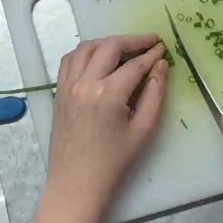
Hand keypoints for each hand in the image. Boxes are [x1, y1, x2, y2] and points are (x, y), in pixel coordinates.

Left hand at [42, 35, 168, 210]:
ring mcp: (68, 85)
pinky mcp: (59, 91)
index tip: (163, 48)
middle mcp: (85, 83)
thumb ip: (154, 93)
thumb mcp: (143, 129)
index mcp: (108, 95)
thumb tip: (161, 65)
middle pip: (109, 47)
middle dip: (132, 41)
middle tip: (150, 41)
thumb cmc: (114, 161)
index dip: (151, 54)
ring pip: (86, 48)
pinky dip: (85, 52)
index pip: (134, 64)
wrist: (76, 181)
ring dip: (108, 42)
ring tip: (126, 47)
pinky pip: (70, 60)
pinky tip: (99, 57)